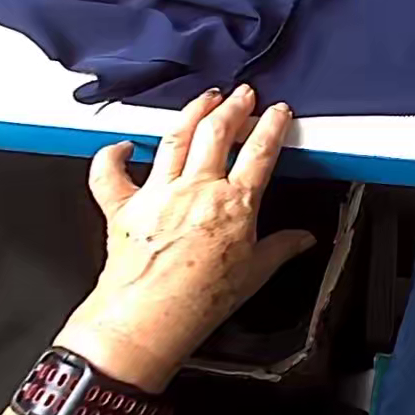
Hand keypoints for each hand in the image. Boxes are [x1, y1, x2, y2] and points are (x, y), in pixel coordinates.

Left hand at [59, 85, 315, 390]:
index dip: (273, 125)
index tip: (278, 112)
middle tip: (242, 94)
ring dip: (192, 111)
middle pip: (217, 131)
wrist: (149, 319)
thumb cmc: (200, 301)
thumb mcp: (255, 273)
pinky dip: (112, 154)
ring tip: (204, 99)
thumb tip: (303, 240)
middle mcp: (196, 189)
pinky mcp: (124, 205)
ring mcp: (158, 192)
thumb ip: (282, 248)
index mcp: (233, 204)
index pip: (260, 151)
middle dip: (234, 106)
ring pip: (176, 136)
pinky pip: (110, 172)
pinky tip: (123, 145)